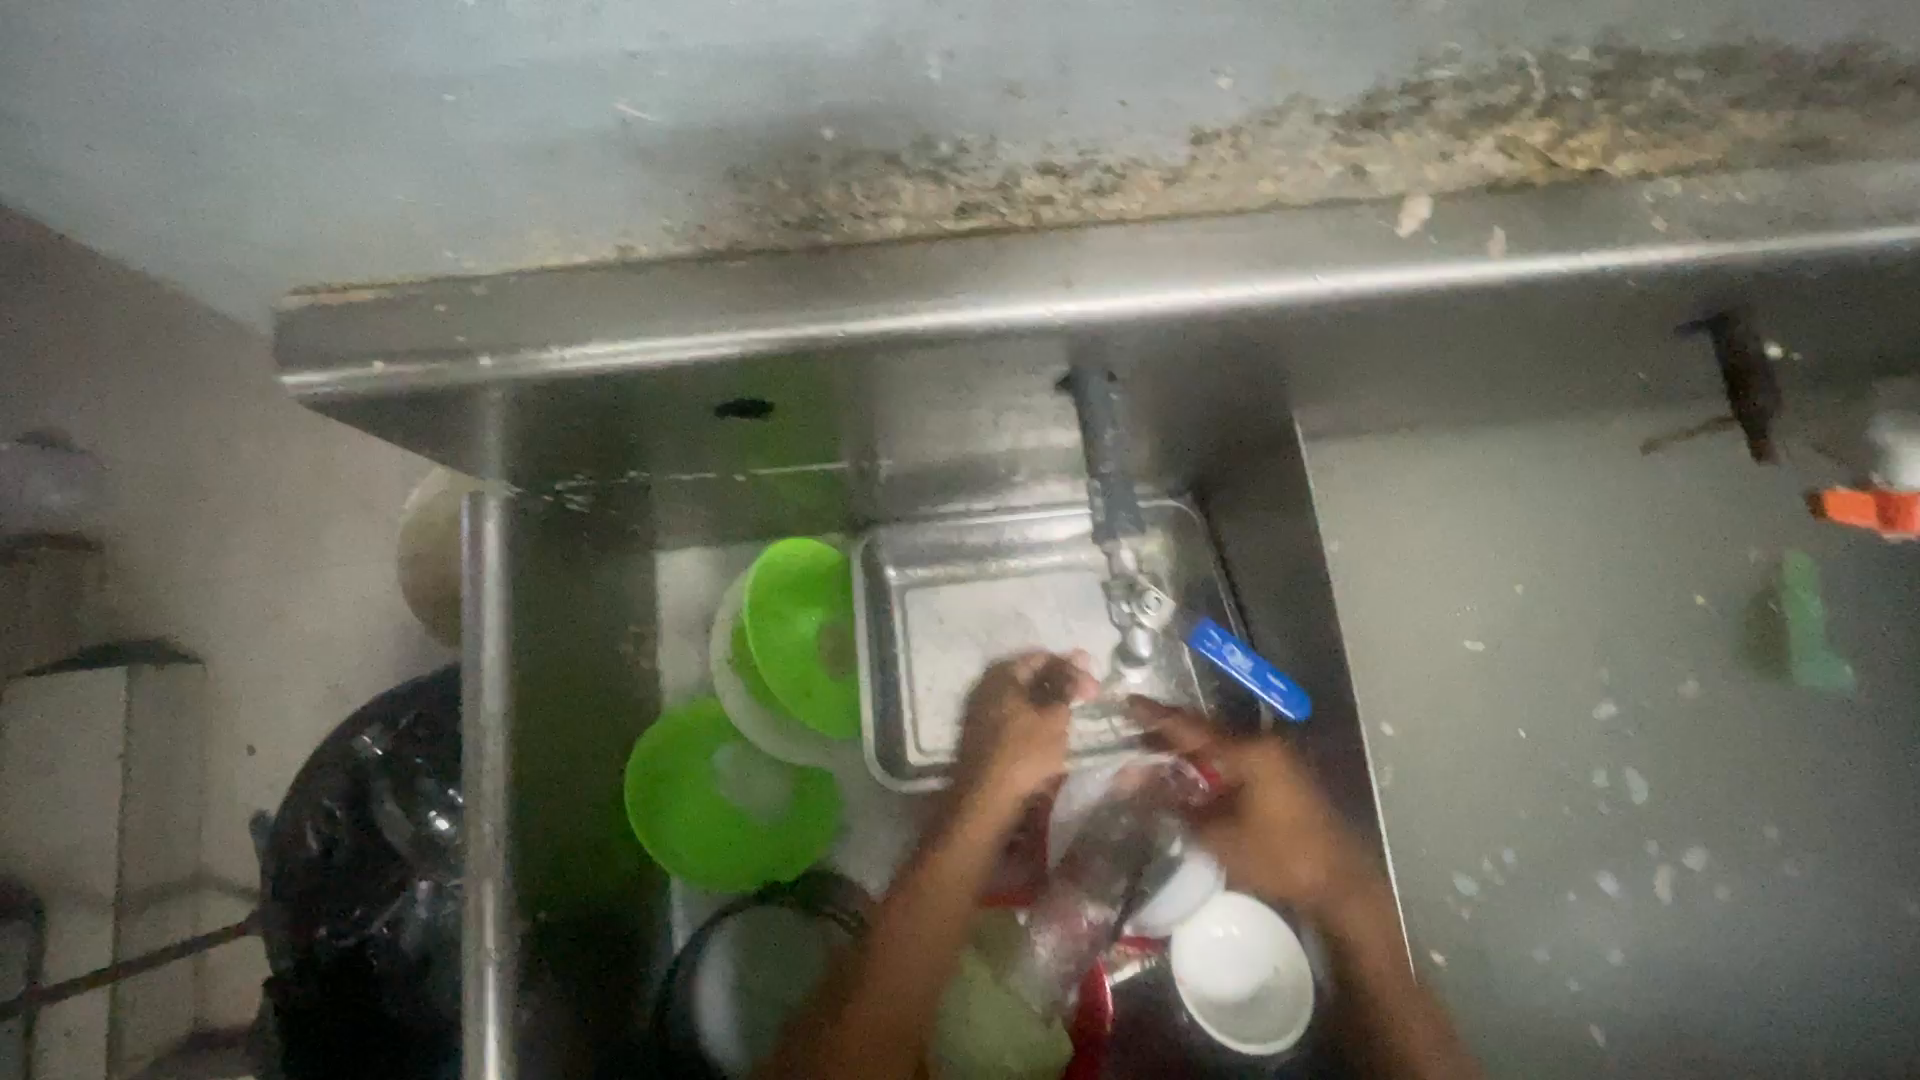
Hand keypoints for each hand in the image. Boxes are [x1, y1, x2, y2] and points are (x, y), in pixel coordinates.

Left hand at [952, 651, 1098, 814]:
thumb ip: (1067, 685)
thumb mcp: (1054, 717)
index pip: (1042, 657)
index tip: (1094, 687)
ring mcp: (983, 710)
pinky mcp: (984, 733)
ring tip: (1073, 715)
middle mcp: (988, 686)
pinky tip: (1052, 731)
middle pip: (1031, 676)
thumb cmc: (1024, 752)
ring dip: (1049, 703)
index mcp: (1002, 675)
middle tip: (1089, 698)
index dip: (1072, 668)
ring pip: (1024, 698)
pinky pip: (1015, 716)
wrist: (986, 798)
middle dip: (1062, 684)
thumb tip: (1080, 656)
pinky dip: (1036, 718)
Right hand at [1132, 697, 1375, 914]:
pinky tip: (1187, 774)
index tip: (1127, 702)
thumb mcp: (1218, 834)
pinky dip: (1207, 764)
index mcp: (1248, 751)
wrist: (1341, 885)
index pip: (1191, 727)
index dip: (1156, 716)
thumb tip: (1129, 781)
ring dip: (1187, 751)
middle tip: (1132, 733)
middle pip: (1204, 732)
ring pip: (1219, 746)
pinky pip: (1233, 760)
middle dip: (1167, 734)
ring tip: (1151, 753)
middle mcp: (1262, 745)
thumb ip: (1172, 803)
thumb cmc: (1280, 858)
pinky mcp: (1280, 777)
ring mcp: (1275, 760)